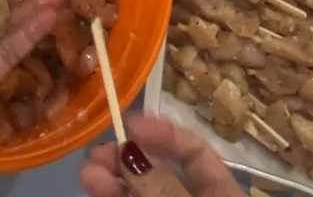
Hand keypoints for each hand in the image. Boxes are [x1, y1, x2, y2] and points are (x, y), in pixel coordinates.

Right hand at [81, 112, 245, 196]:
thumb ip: (162, 187)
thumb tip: (127, 147)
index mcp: (223, 194)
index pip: (196, 151)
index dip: (163, 133)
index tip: (130, 124)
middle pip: (160, 170)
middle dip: (128, 157)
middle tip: (98, 153)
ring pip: (140, 191)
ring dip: (112, 178)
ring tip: (88, 173)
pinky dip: (111, 196)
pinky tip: (95, 190)